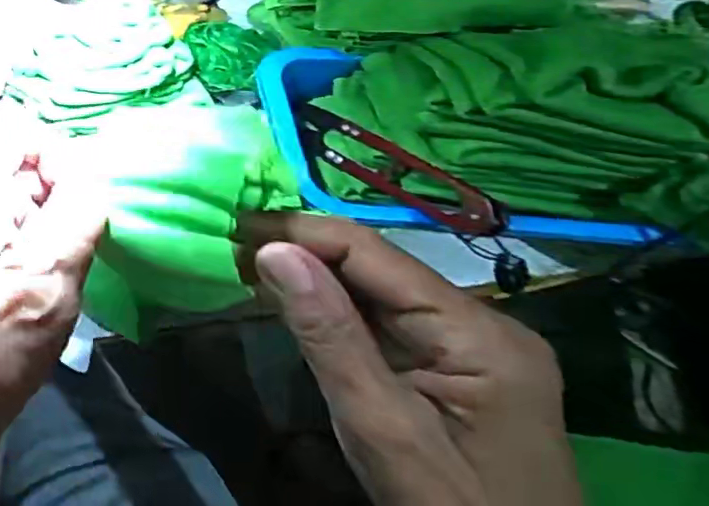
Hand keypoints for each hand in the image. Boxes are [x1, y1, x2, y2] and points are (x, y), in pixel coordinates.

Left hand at [0, 143, 105, 447]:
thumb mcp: (47, 275)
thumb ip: (74, 213)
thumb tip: (95, 169)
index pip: (18, 128)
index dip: (57, 147)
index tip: (84, 192)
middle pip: (30, 156)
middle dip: (68, 182)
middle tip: (89, 231)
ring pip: (36, 188)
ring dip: (67, 211)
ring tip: (82, 253)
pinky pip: (33, 217)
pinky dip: (59, 231)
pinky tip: (71, 265)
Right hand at [237, 212, 581, 505]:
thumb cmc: (446, 504)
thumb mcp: (379, 424)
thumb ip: (328, 333)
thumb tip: (270, 248)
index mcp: (477, 333)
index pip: (368, 250)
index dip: (294, 231)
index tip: (229, 230)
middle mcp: (481, 321)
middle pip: (370, 261)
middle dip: (296, 249)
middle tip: (227, 247)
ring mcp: (469, 339)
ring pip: (369, 281)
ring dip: (307, 272)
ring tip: (245, 265)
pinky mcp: (451, 357)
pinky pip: (378, 309)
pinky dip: (327, 299)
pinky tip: (288, 297)